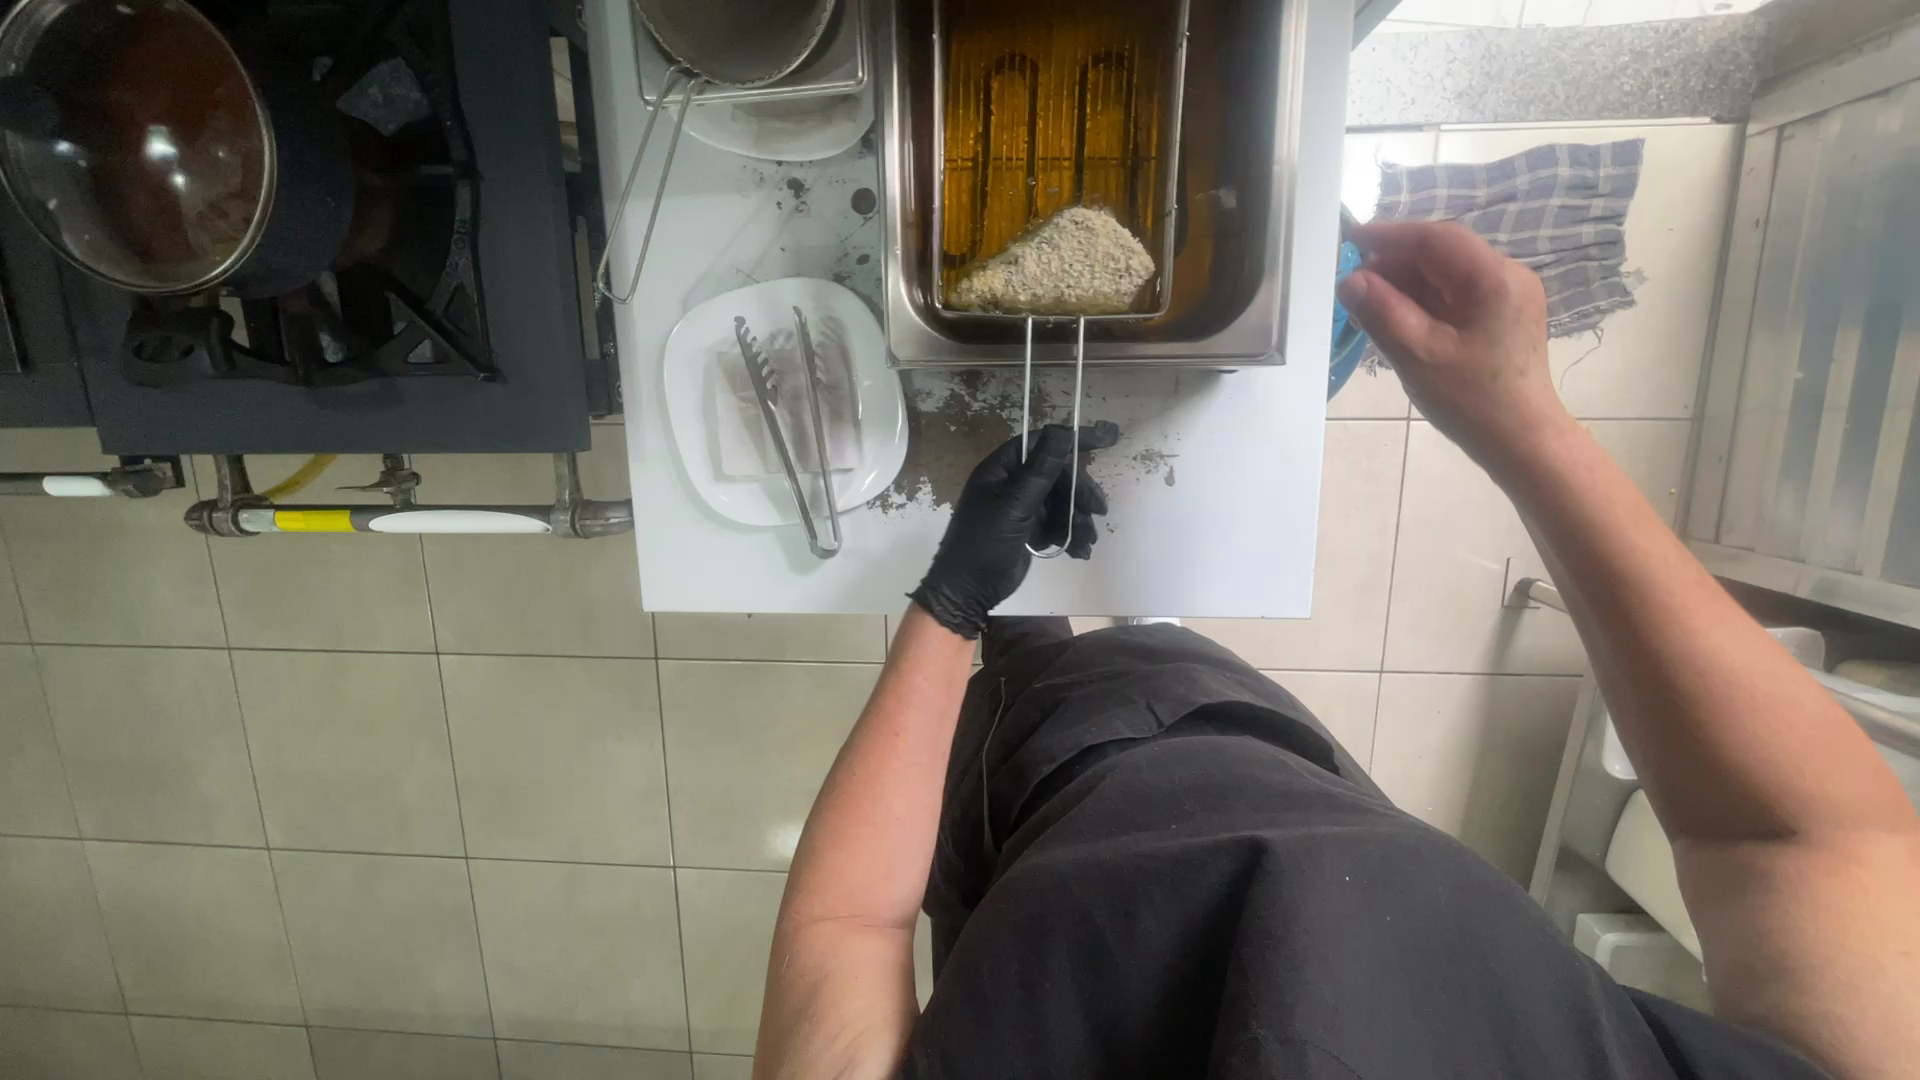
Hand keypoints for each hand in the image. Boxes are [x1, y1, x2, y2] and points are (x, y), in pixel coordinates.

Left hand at [909, 422, 1118, 638]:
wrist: (969, 590)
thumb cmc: (985, 543)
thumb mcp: (1015, 504)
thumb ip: (1040, 469)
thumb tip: (1061, 430)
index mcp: (1001, 470)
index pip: (1041, 444)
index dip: (1073, 441)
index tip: (1106, 440)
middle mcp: (1011, 484)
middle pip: (1056, 476)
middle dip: (1079, 494)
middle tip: (1099, 511)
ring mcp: (1020, 507)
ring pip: (1059, 502)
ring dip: (1077, 519)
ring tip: (1087, 540)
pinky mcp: (1028, 529)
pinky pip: (1055, 524)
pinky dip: (1069, 535)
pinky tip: (1079, 551)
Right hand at [1337, 222, 1575, 475]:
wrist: (1519, 437)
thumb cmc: (1470, 398)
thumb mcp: (1417, 355)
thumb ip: (1381, 312)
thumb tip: (1350, 279)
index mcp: (1493, 279)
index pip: (1435, 238)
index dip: (1389, 235)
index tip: (1349, 241)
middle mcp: (1506, 276)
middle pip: (1441, 254)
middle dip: (1393, 264)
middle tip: (1352, 289)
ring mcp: (1506, 296)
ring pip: (1445, 275)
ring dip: (1404, 284)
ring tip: (1368, 309)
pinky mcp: (1499, 316)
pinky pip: (1453, 294)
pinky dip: (1420, 301)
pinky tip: (1396, 321)